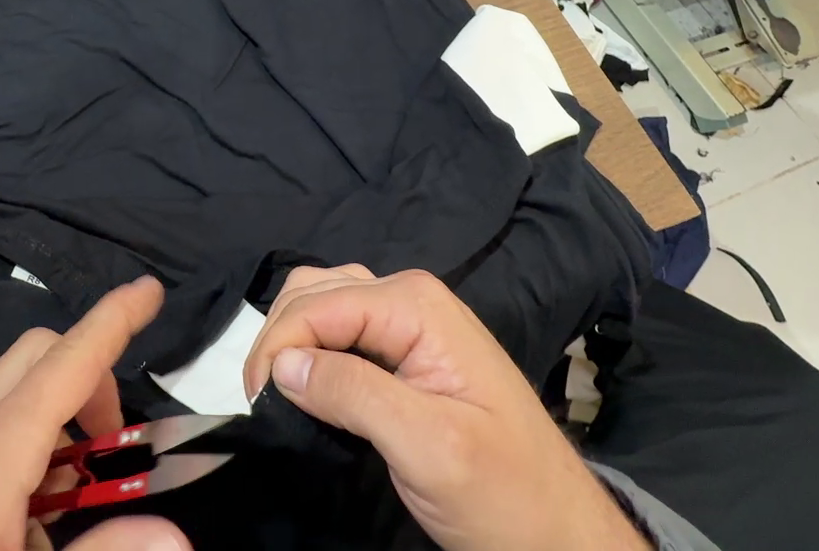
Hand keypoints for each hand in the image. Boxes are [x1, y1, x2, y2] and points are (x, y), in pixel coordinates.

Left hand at [0, 276, 189, 550]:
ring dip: (57, 424)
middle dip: (90, 376)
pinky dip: (24, 457)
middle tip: (114, 442)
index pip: (69, 360)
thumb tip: (174, 535)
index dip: (115, 320)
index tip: (151, 288)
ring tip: (75, 507)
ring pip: (11, 399)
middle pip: (38, 357)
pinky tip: (22, 534)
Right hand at [242, 266, 648, 550]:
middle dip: (279, 338)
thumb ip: (354, 394)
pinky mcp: (404, 346)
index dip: (278, 346)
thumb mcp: (429, 448)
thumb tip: (281, 364)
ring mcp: (407, 319)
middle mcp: (407, 296)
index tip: (259, 404)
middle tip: (265, 402)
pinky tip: (308, 386)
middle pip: (313, 291)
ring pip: (321, 301)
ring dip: (291, 339)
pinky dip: (312, 348)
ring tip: (280, 394)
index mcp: (414, 306)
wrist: (559, 529)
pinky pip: (340, 327)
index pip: (318, 304)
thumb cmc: (504, 492)